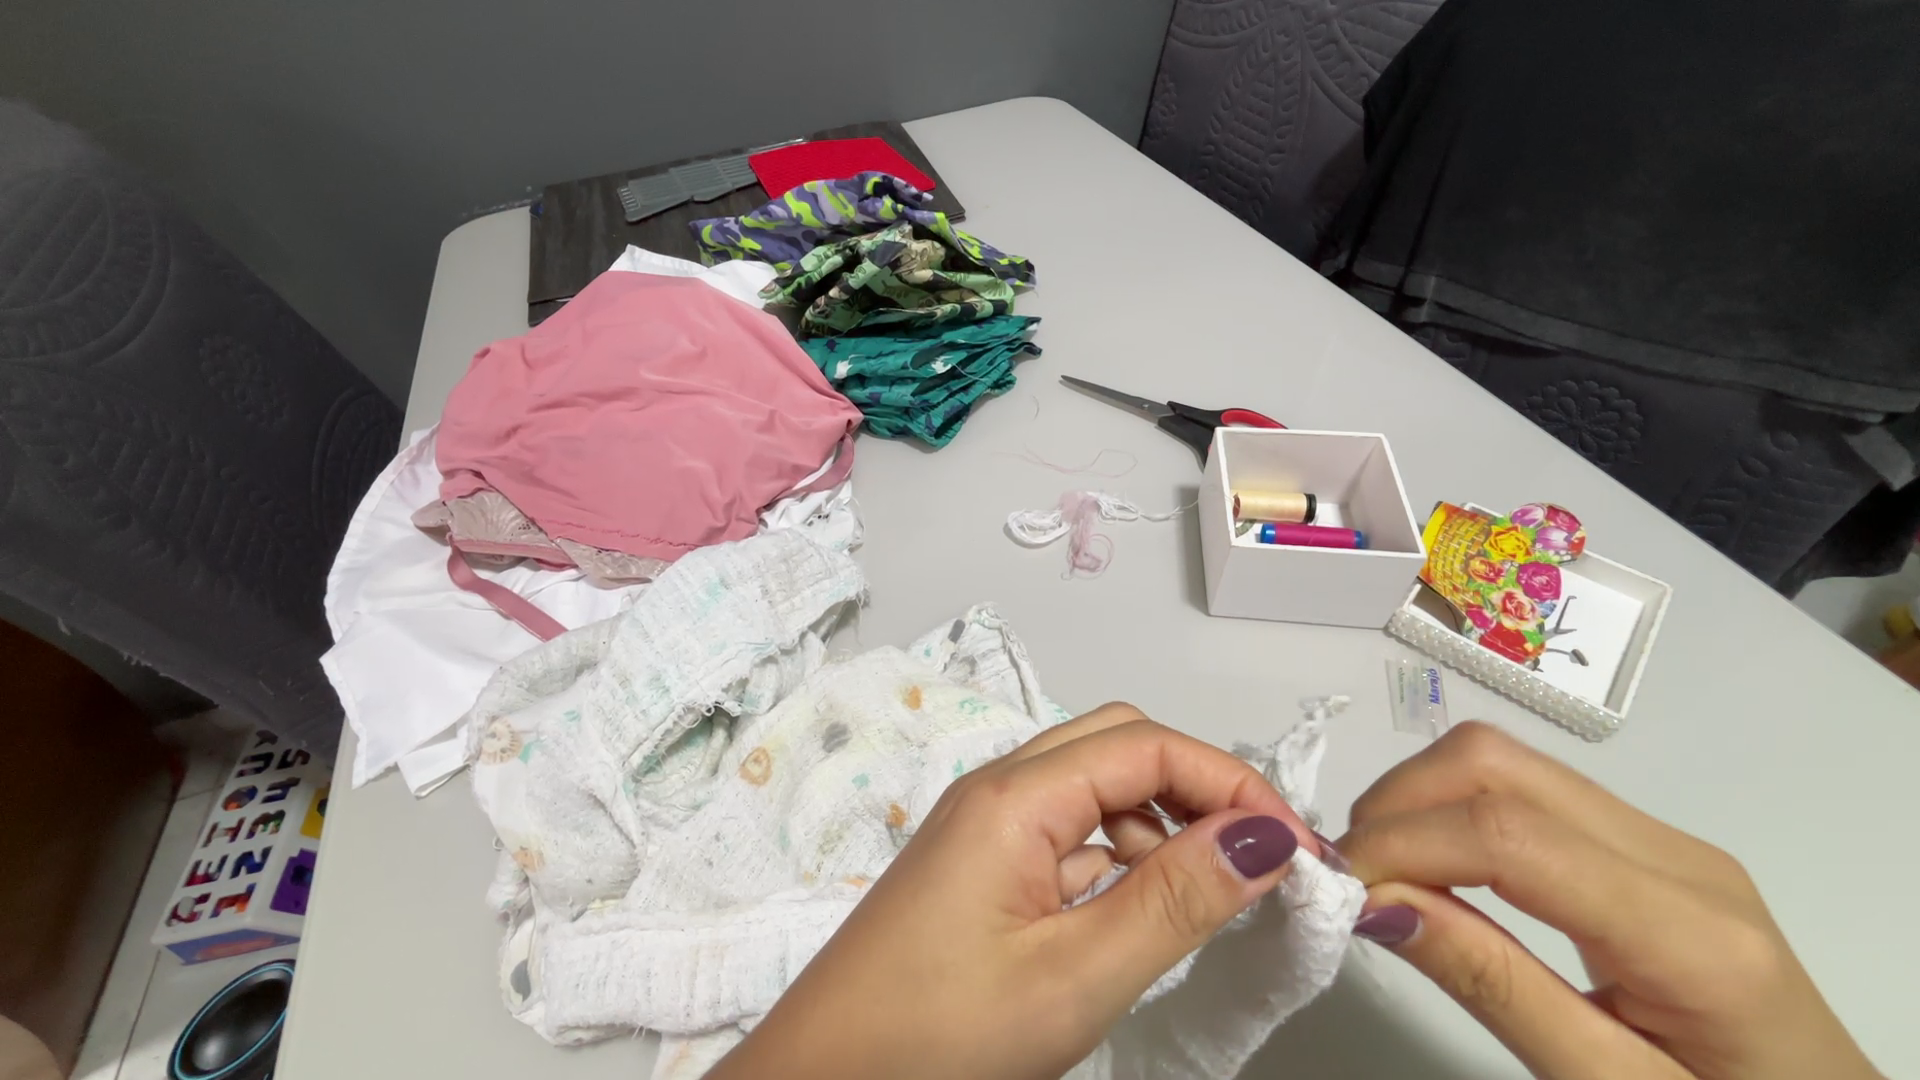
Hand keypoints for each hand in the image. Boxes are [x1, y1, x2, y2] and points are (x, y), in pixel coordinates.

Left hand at [708, 703, 1321, 1079]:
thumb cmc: (941, 1037)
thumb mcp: (1075, 976)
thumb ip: (1175, 901)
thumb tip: (1265, 838)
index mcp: (1014, 795)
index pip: (1145, 745)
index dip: (1231, 783)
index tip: (1298, 851)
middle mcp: (998, 787)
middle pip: (1118, 745)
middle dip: (1197, 789)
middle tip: (1258, 861)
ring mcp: (986, 823)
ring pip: (1094, 787)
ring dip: (1160, 824)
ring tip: (1208, 896)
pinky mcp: (983, 862)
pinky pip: (1067, 832)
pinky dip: (1119, 856)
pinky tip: (1138, 910)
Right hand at [1337, 722, 1882, 1079]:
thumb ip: (1494, 988)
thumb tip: (1374, 902)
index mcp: (1692, 935)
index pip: (1509, 835)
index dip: (1400, 844)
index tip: (1336, 890)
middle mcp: (1678, 855)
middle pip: (1496, 764)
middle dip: (1396, 803)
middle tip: (1352, 877)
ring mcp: (1662, 837)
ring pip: (1499, 758)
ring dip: (1415, 798)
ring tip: (1384, 873)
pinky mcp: (1639, 839)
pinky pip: (1518, 785)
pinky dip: (1447, 806)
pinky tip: (1433, 865)